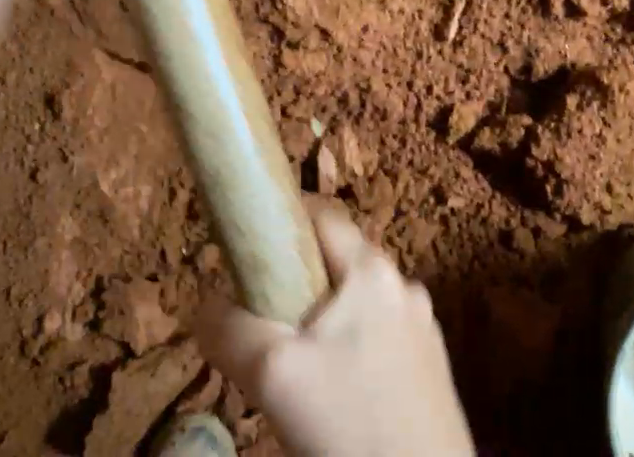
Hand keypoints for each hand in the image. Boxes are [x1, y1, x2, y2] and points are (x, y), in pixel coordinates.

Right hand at [196, 205, 475, 456]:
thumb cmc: (349, 421)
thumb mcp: (272, 374)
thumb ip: (231, 330)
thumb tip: (204, 306)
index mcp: (373, 270)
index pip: (321, 213)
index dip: (281, 217)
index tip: (246, 240)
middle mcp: (404, 286)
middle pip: (336, 261)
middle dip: (296, 279)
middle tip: (260, 316)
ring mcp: (422, 328)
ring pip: (355, 304)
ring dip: (320, 320)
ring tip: (290, 365)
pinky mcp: (429, 368)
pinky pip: (375, 339)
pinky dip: (346, 350)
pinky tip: (331, 394)